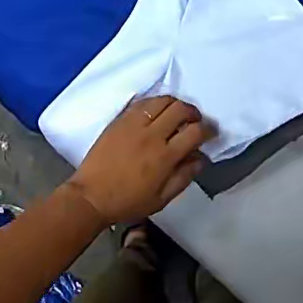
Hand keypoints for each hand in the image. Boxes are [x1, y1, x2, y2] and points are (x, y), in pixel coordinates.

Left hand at [63, 96, 210, 226]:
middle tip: (195, 121)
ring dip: (175, 104)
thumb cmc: (128, 201)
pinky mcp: (119, 120)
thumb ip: (184, 177)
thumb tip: (201, 158)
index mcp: (165, 156)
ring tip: (177, 114)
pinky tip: (156, 111)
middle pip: (180, 109)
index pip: (195, 132)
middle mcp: (151, 135)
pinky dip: (154, 103)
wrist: (91, 196)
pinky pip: (142, 102)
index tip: (211, 133)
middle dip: (194, 112)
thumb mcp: (162, 199)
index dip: (208, 130)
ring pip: (161, 100)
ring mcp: (133, 124)